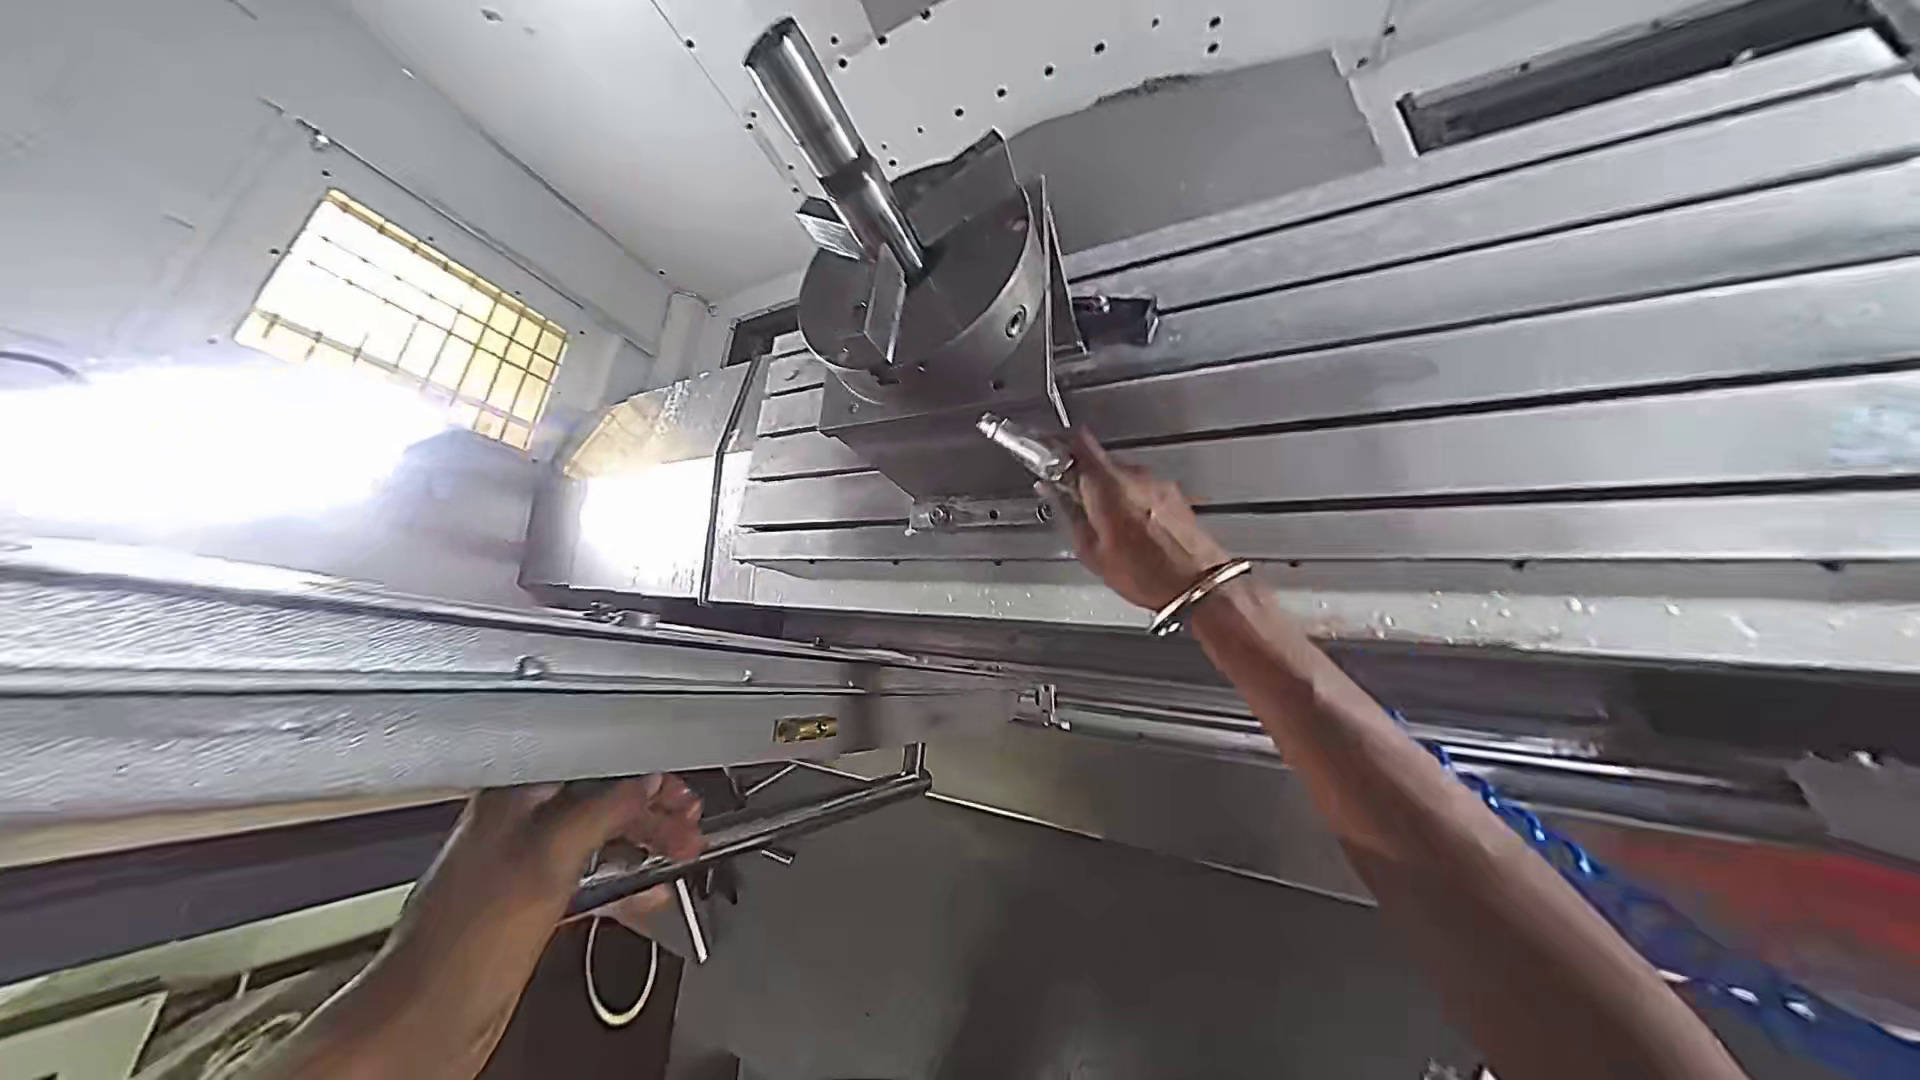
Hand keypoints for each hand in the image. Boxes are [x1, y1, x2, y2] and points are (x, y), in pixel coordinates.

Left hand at [401, 775, 704, 940]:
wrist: (426, 1024)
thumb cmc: (465, 943)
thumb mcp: (552, 854)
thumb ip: (605, 808)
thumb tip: (647, 781)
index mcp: (515, 799)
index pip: (595, 765)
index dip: (643, 773)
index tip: (676, 786)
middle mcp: (522, 826)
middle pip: (605, 800)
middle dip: (652, 812)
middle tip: (687, 821)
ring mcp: (529, 864)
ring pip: (604, 839)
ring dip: (647, 844)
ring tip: (681, 850)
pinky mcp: (536, 901)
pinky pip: (595, 877)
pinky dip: (627, 880)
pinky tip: (649, 891)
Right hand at [1061, 429, 1230, 610]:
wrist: (1198, 586)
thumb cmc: (1149, 575)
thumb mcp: (1091, 553)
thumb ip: (1069, 515)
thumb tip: (1053, 493)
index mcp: (1108, 487)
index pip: (1079, 444)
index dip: (1060, 443)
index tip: (1048, 450)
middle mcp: (1135, 477)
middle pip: (1100, 461)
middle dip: (1082, 477)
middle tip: (1069, 499)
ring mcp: (1158, 483)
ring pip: (1121, 476)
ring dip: (1107, 491)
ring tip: (1102, 524)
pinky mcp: (1174, 494)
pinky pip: (1141, 488)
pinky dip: (1129, 500)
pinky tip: (1128, 528)